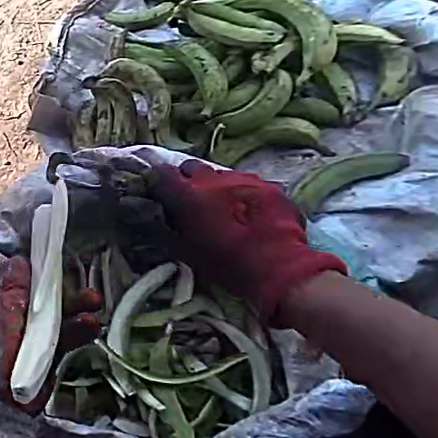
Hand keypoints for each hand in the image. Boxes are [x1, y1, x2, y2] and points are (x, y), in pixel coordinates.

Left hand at [0, 256, 100, 437]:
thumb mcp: (2, 327)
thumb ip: (13, 296)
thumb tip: (18, 261)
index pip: (16, 282)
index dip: (35, 271)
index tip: (56, 261)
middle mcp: (11, 319)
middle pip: (39, 299)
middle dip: (63, 293)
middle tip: (87, 289)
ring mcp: (27, 338)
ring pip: (53, 317)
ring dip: (74, 310)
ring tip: (95, 303)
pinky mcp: (41, 356)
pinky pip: (59, 338)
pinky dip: (75, 331)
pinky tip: (91, 325)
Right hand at [147, 160, 345, 325]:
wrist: (280, 269)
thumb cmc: (226, 265)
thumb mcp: (186, 250)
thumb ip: (171, 226)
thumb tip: (165, 215)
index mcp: (187, 195)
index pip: (160, 173)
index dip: (157, 182)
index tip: (159, 193)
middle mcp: (212, 179)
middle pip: (191, 167)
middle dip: (188, 180)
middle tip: (191, 200)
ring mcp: (243, 179)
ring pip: (221, 174)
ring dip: (217, 186)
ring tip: (225, 207)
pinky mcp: (269, 186)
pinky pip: (249, 184)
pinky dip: (244, 194)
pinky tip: (250, 212)